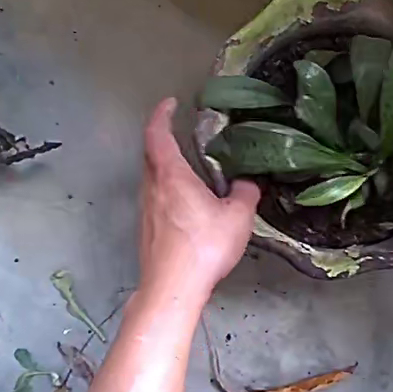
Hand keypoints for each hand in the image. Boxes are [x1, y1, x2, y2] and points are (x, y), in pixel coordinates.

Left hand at [138, 98, 258, 297]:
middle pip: (151, 155)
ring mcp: (145, 211)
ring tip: (189, 173)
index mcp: (170, 176)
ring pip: (151, 180)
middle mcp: (152, 188)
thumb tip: (246, 184)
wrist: (173, 287)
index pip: (157, 134)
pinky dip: (167, 193)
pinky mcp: (146, 231)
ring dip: (165, 169)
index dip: (161, 115)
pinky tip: (186, 208)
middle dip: (163, 141)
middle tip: (181, 136)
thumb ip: (244, 194)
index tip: (169, 104)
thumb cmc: (203, 247)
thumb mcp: (237, 217)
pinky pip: (155, 201)